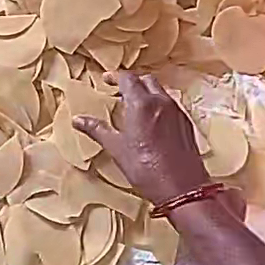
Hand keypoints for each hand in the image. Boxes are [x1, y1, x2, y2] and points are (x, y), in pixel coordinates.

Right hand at [73, 72, 214, 206]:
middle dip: (131, 82)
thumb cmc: (147, 169)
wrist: (182, 188)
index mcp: (142, 104)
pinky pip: (171, 105)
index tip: (106, 80)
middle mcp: (162, 103)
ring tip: (134, 105)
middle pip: (146, 80)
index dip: (115, 77)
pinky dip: (159, 105)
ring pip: (161, 91)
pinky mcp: (186, 124)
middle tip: (119, 91)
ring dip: (146, 92)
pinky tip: (152, 121)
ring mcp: (177, 112)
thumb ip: (97, 130)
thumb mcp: (116, 149)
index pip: (127, 79)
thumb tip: (78, 120)